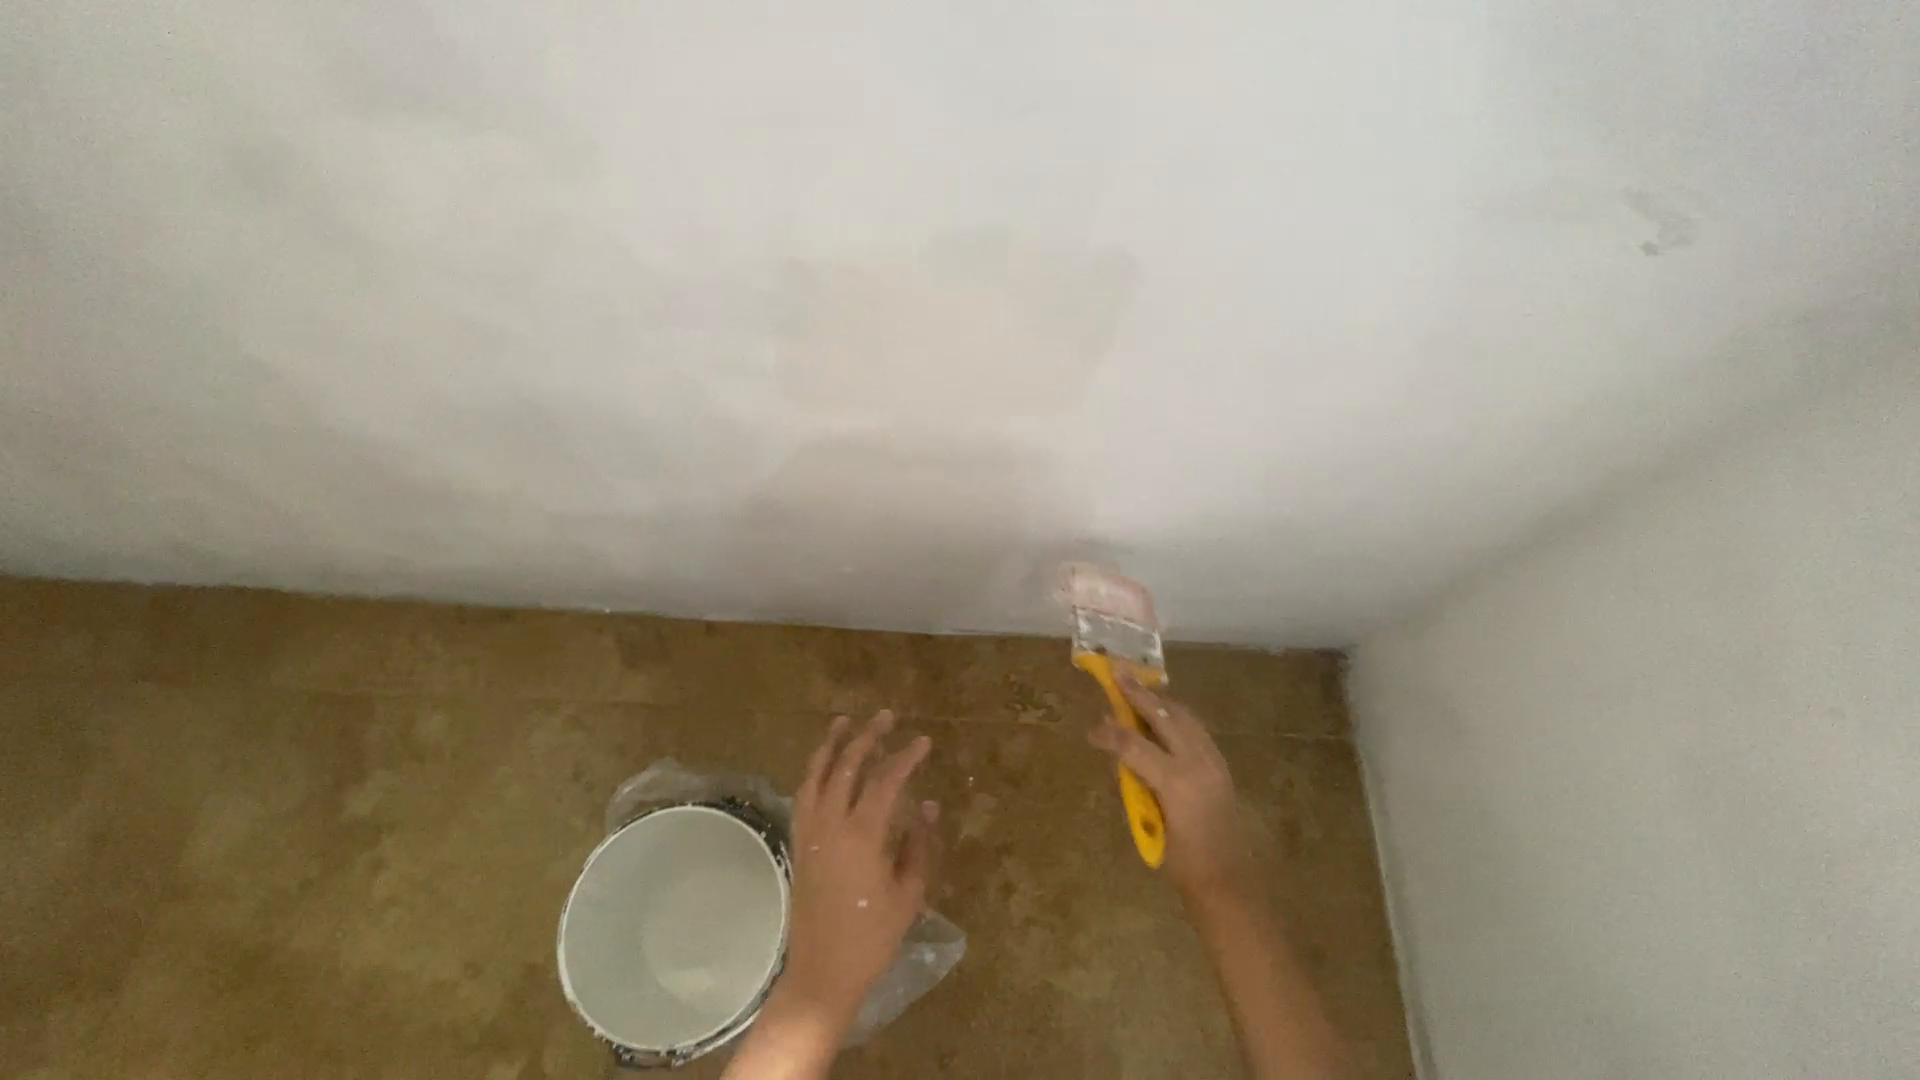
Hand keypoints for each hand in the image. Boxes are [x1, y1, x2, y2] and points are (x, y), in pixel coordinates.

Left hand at [775, 710, 938, 1028]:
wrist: (822, 971)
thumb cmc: (872, 937)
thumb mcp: (908, 893)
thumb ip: (918, 843)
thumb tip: (926, 803)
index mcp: (861, 835)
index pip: (885, 781)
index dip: (904, 757)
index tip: (922, 741)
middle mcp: (830, 825)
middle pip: (847, 767)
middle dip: (867, 738)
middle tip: (885, 716)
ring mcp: (809, 833)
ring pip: (817, 776)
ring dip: (832, 746)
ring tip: (844, 722)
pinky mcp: (798, 845)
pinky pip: (803, 796)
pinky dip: (814, 773)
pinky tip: (823, 766)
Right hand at [1087, 673, 1251, 898]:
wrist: (1226, 879)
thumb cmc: (1180, 861)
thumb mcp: (1149, 822)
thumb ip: (1135, 784)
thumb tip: (1119, 755)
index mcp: (1175, 781)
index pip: (1134, 744)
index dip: (1109, 734)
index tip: (1092, 730)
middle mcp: (1197, 762)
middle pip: (1164, 716)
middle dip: (1138, 694)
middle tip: (1118, 672)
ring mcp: (1213, 761)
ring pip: (1184, 716)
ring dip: (1160, 700)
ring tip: (1138, 687)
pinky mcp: (1220, 765)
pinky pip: (1196, 729)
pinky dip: (1176, 715)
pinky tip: (1164, 714)